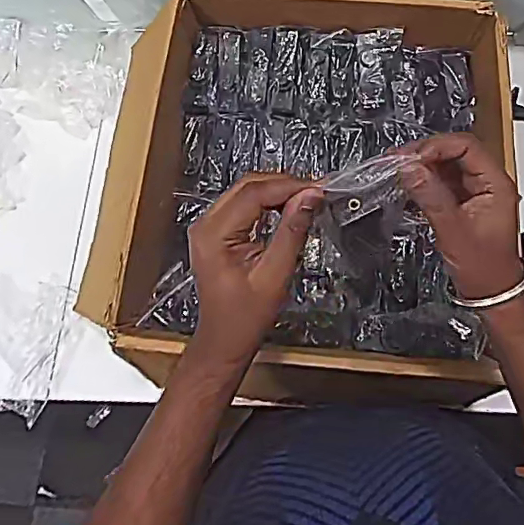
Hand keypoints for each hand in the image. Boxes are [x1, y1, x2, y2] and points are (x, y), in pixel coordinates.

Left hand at [186, 173, 322, 364]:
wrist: (224, 340)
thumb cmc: (245, 316)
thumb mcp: (275, 274)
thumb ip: (292, 231)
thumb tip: (310, 196)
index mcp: (214, 234)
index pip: (254, 193)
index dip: (289, 186)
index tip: (317, 188)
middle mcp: (206, 224)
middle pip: (249, 185)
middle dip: (285, 184)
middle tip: (316, 191)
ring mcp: (209, 225)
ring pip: (247, 190)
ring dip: (278, 190)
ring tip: (307, 197)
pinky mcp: (217, 229)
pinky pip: (244, 202)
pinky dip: (268, 201)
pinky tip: (288, 206)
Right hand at [399, 133, 523, 300]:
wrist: (490, 293)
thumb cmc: (485, 268)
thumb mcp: (453, 230)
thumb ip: (431, 197)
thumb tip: (411, 169)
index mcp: (496, 184)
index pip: (467, 146)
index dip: (438, 147)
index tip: (414, 157)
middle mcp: (489, 183)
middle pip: (455, 151)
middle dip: (426, 154)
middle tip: (401, 160)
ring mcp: (476, 191)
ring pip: (447, 165)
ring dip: (423, 166)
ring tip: (401, 171)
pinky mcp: (464, 201)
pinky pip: (443, 181)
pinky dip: (425, 180)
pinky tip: (410, 186)